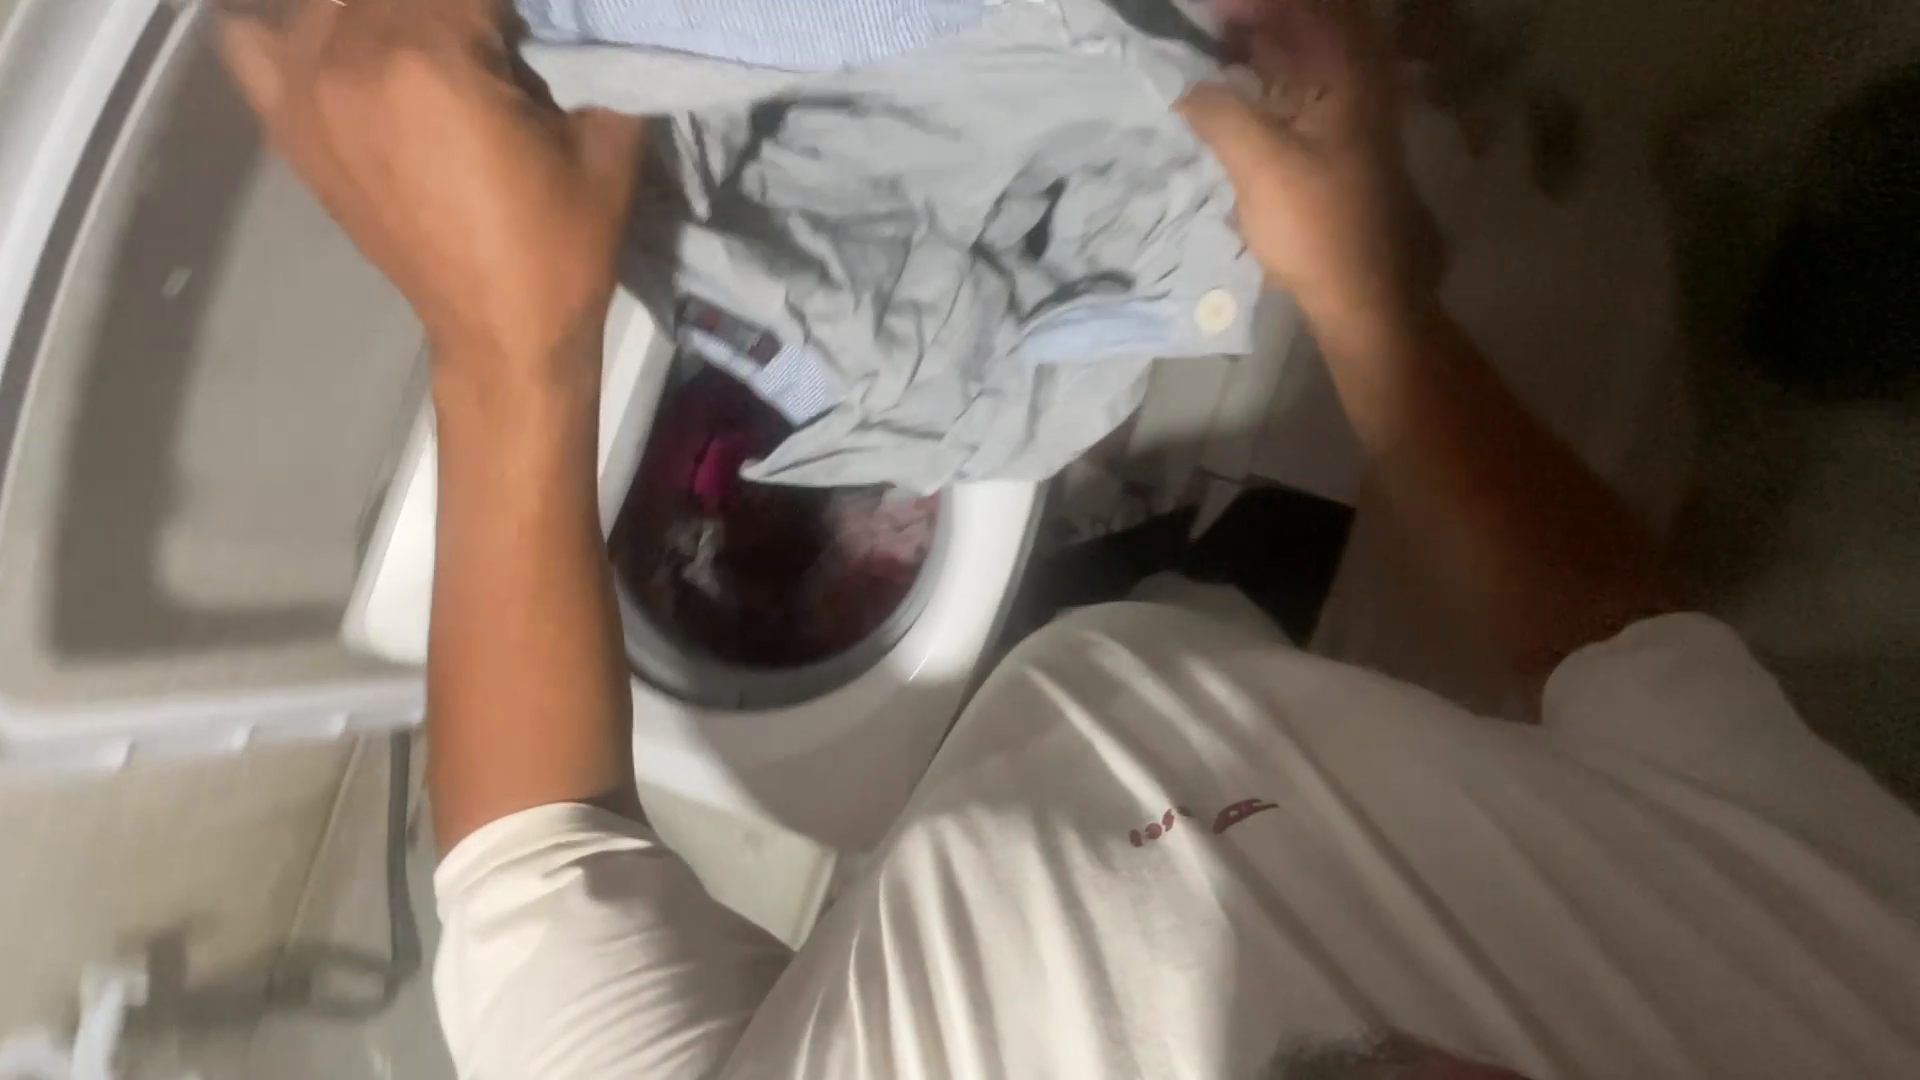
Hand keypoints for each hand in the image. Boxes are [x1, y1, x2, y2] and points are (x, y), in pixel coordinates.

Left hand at [219, 0, 643, 376]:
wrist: (505, 334)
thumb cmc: (562, 251)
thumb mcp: (606, 155)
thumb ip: (594, 65)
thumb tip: (578, 31)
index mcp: (431, 56)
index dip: (511, 13)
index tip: (533, 43)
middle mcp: (347, 54)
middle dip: (458, 14)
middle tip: (497, 61)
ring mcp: (304, 89)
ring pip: (337, 3)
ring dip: (394, 18)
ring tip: (439, 62)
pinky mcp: (288, 126)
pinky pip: (257, 37)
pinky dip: (304, 37)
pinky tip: (354, 66)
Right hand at [1178, 0, 1440, 335]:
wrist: (1362, 291)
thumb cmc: (1316, 226)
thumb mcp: (1260, 166)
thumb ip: (1220, 117)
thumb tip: (1186, 89)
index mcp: (1351, 74)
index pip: (1308, 9)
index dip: (1256, 6)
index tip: (1209, 11)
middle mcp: (1361, 85)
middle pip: (1311, 30)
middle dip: (1259, 24)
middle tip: (1209, 30)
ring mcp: (1354, 121)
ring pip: (1307, 67)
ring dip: (1263, 57)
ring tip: (1215, 62)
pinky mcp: (1342, 154)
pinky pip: (1305, 100)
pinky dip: (1271, 92)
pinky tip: (1240, 107)